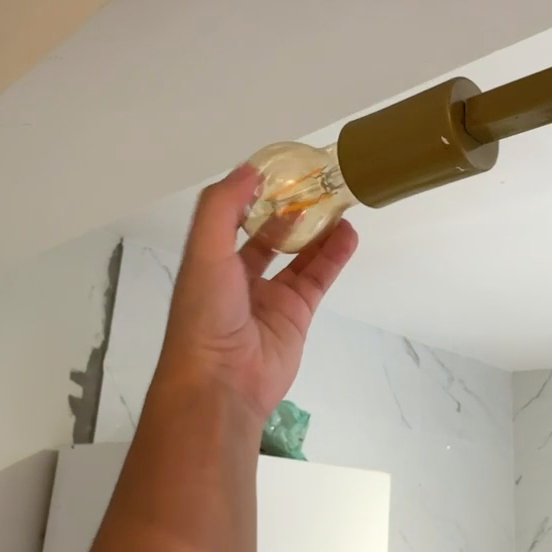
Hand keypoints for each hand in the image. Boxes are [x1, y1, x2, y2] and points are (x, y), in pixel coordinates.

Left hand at [156, 166, 358, 421]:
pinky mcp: (297, 315)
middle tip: (316, 184)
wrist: (222, 381)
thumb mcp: (204, 251)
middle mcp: (239, 277)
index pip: (233, 219)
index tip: (278, 169)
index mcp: (210, 261)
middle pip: (268, 235)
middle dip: (289, 210)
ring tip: (338, 202)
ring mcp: (270, 297)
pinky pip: (318, 278)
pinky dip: (334, 255)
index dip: (253, 194)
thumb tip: (250, 171)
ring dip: (317, 229)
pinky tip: (348, 234)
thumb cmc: (205, 313)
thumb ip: (222, 208)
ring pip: (298, 255)